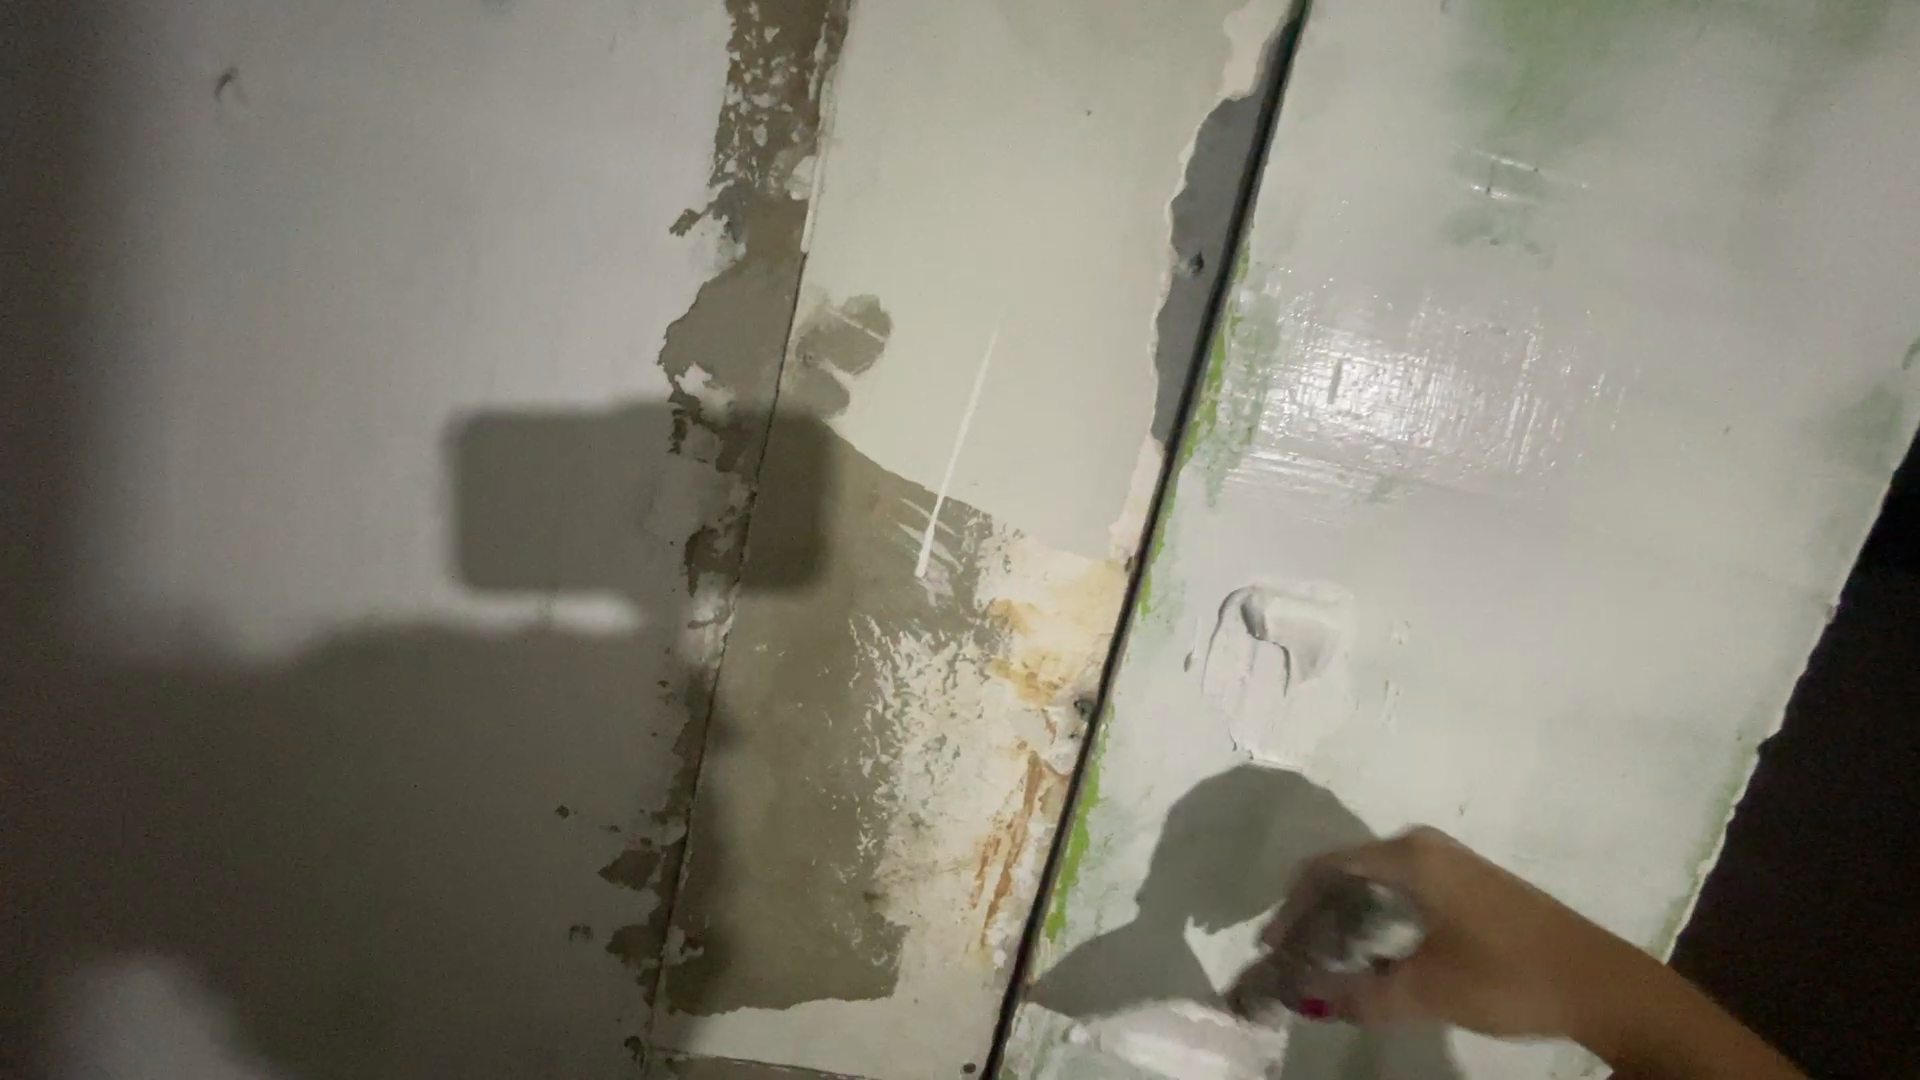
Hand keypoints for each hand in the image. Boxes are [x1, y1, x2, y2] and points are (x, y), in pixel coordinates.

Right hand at [1264, 826, 1651, 1039]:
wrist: (1608, 987)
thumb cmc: (1510, 977)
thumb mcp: (1432, 991)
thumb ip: (1363, 994)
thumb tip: (1305, 1000)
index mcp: (1407, 857)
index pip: (1326, 868)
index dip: (1292, 905)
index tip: (1274, 943)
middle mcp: (1420, 844)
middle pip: (1345, 867)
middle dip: (1314, 907)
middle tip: (1296, 948)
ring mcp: (1446, 857)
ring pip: (1372, 874)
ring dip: (1344, 909)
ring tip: (1326, 948)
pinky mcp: (1465, 876)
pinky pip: (1397, 880)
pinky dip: (1373, 907)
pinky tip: (1373, 941)